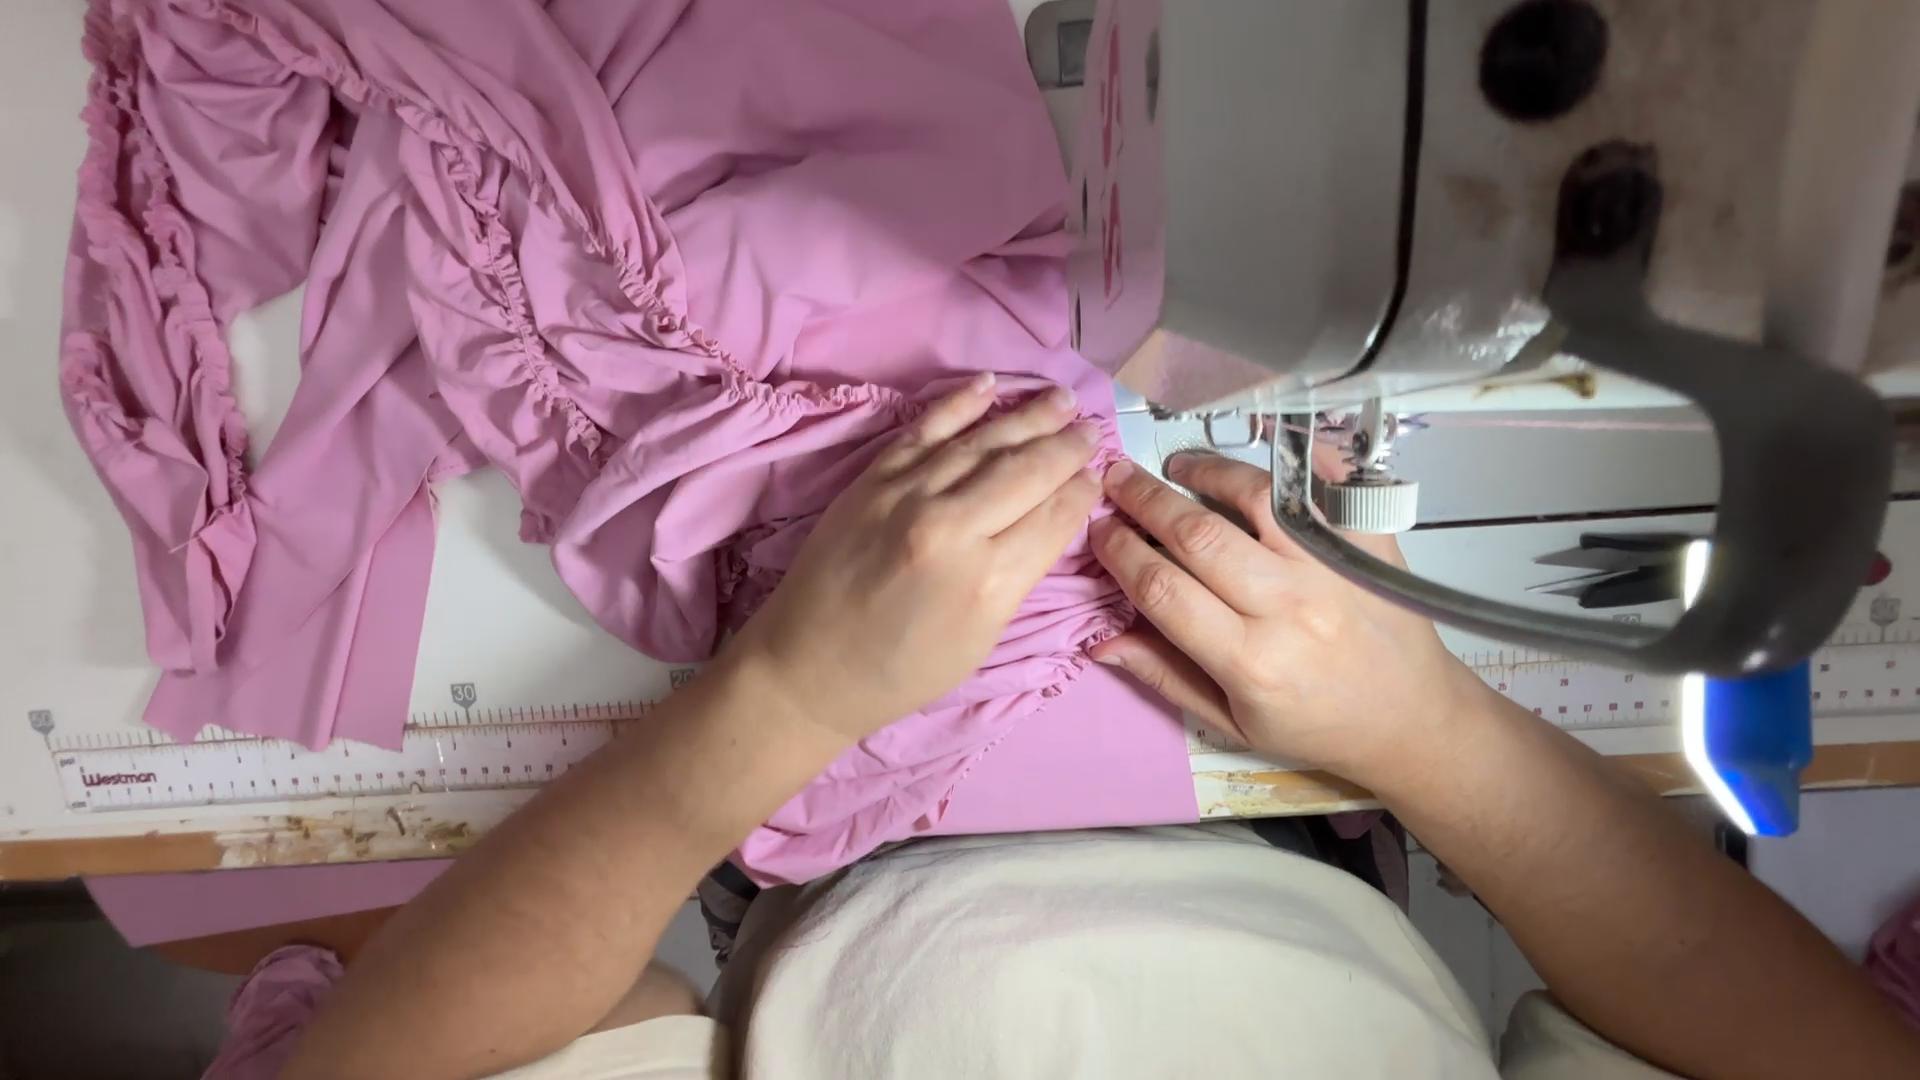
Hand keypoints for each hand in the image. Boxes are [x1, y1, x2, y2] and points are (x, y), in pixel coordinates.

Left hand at [722, 374, 1102, 742]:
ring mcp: (907, 496)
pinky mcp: (872, 480)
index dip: (1081, 490)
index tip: (1098, 472)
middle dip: (1066, 446)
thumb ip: (1018, 576)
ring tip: (1063, 399)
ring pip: (982, 443)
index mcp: (988, 581)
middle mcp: (952, 528)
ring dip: (1028, 417)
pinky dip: (959, 404)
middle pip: (1026, 471)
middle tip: (1092, 428)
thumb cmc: (903, 671)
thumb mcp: (979, 640)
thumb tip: (1050, 520)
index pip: (1053, 517)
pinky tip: (990, 385)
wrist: (809, 667)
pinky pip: (925, 430)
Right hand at [1087, 452, 1486, 783]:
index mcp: (1251, 661)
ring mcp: (1335, 569)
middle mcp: (1291, 609)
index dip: (1121, 553)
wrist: (1412, 719)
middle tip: (1117, 478)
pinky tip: (1257, 456)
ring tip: (1178, 464)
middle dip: (1146, 501)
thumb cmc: (1313, 724)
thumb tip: (1099, 641)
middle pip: (1199, 536)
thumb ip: (1163, 674)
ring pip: (1258, 497)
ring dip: (1207, 471)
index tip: (1100, 530)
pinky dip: (1292, 458)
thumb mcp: (1229, 721)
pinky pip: (1327, 484)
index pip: (1164, 590)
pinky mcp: (1369, 544)